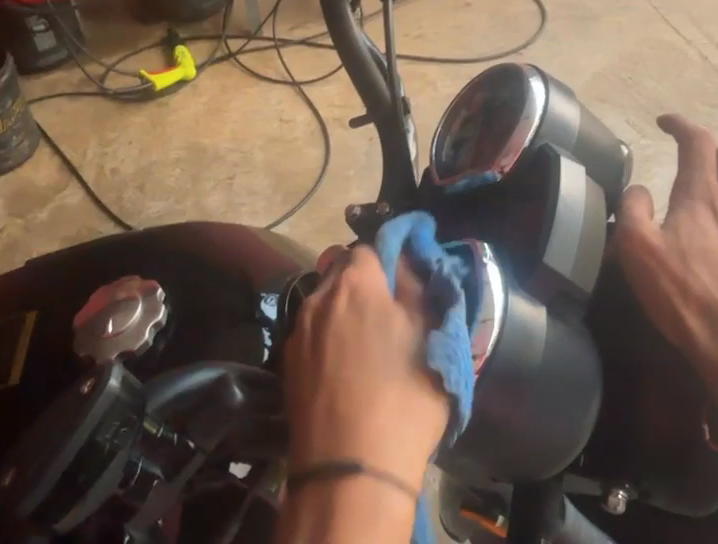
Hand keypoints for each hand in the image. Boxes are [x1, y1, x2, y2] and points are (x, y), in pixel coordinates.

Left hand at [283, 246, 448, 484]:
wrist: (349, 470)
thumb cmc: (402, 398)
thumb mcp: (430, 338)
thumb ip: (417, 288)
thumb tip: (407, 259)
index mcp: (356, 283)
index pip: (371, 247)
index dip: (391, 259)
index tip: (408, 281)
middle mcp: (319, 296)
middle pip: (342, 270)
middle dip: (365, 282)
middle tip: (391, 312)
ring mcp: (298, 330)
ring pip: (324, 302)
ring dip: (344, 310)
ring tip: (368, 343)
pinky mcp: (287, 364)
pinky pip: (312, 333)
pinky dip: (328, 338)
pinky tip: (345, 368)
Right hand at [614, 114, 717, 379]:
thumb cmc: (685, 297)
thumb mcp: (636, 250)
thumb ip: (632, 209)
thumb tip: (639, 189)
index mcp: (702, 196)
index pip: (697, 141)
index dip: (681, 124)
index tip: (664, 123)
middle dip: (708, 150)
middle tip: (687, 159)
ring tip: (715, 191)